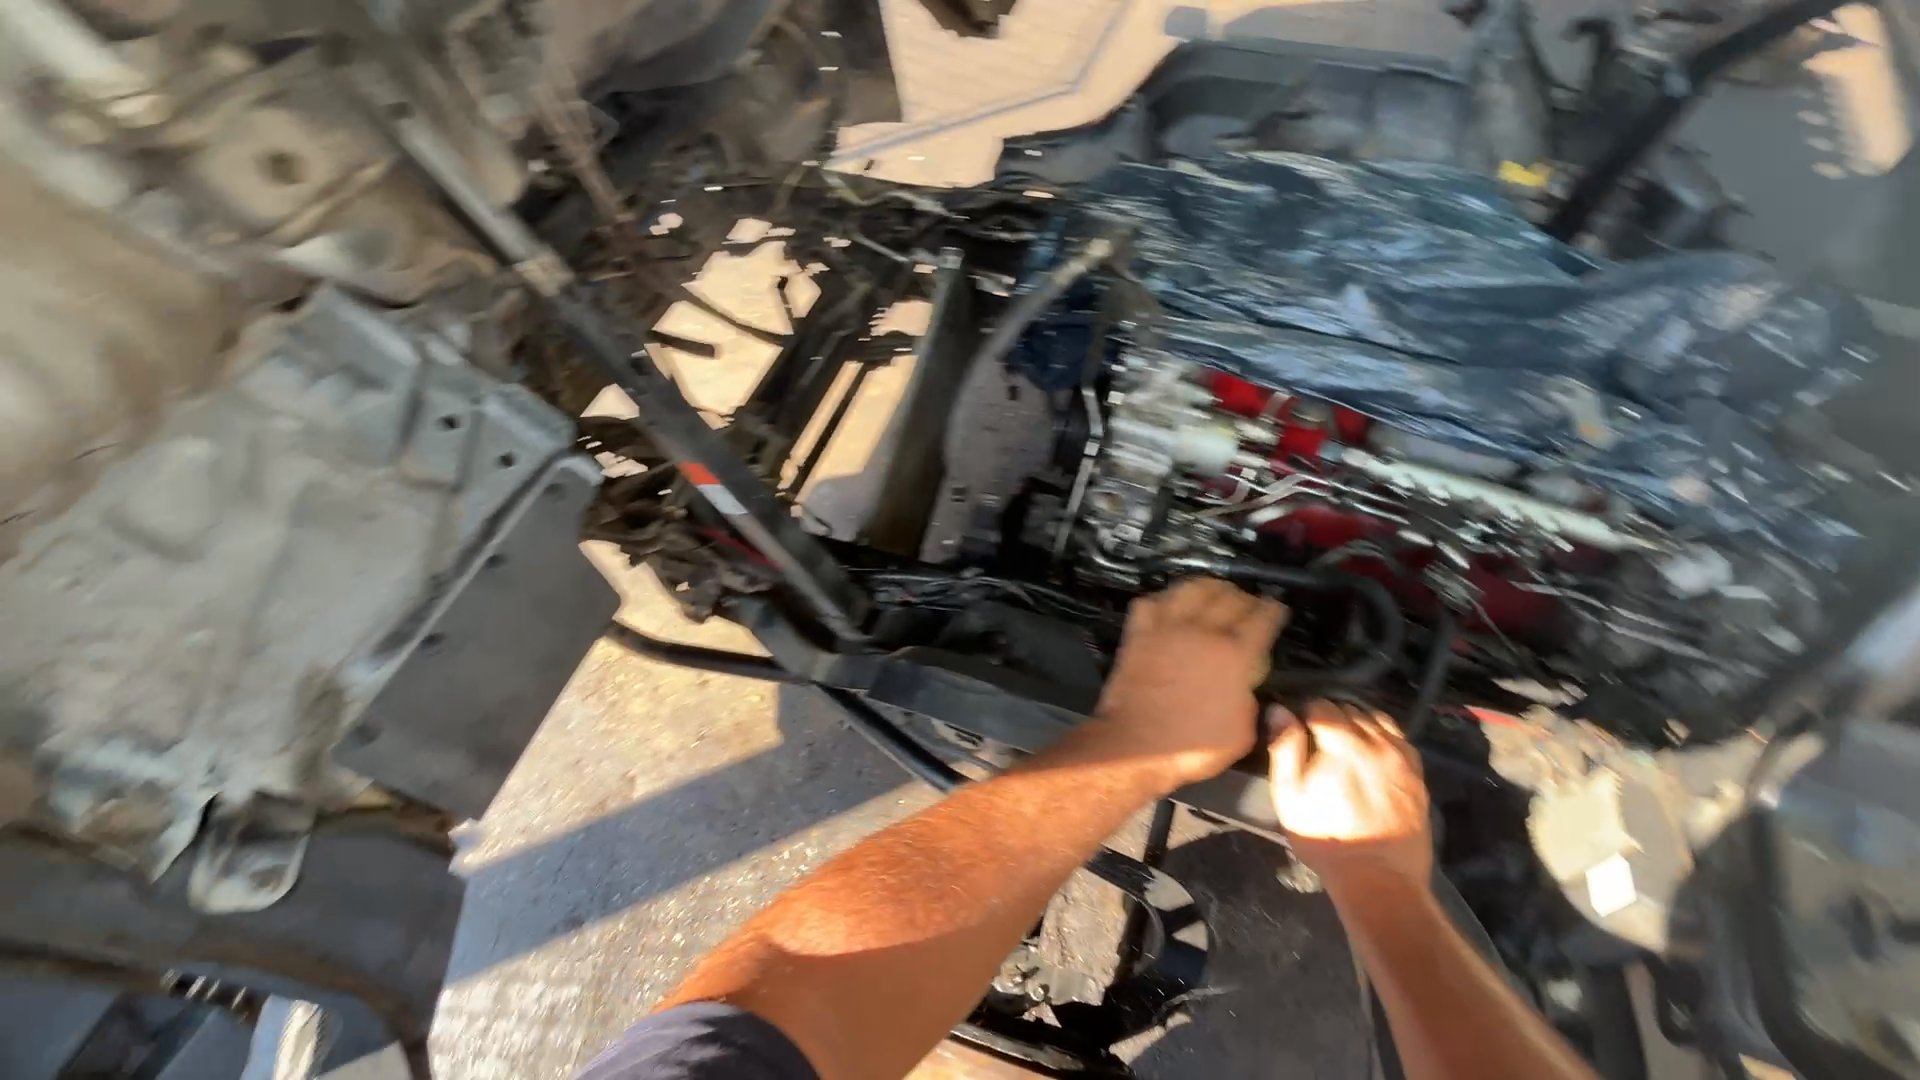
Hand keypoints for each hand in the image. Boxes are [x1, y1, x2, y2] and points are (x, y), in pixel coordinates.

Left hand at [1091, 578, 1287, 791]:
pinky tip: (1171, 605)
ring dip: (1209, 587)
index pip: (1263, 619)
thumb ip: (1249, 697)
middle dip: (1246, 597)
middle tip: (1249, 604)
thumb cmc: (1193, 746)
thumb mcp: (1243, 731)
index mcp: (1234, 655)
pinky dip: (1165, 598)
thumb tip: (1243, 683)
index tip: (1278, 607)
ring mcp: (1166, 628)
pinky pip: (1151, 602)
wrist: (1136, 745)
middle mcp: (1202, 631)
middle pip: (1230, 598)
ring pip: (1191, 589)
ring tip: (1215, 592)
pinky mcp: (1137, 633)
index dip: (1274, 610)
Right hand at [1269, 700, 1432, 896]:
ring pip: (1376, 718)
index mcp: (1343, 742)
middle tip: (1314, 740)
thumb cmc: (1326, 837)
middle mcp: (1377, 741)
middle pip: (1349, 707)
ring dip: (1356, 723)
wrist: (1381, 879)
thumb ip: (1284, 747)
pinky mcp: (1417, 774)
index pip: (1320, 704)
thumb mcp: (1289, 795)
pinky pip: (1398, 737)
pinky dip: (1380, 736)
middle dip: (1329, 715)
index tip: (1294, 730)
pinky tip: (1369, 754)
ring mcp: (1402, 757)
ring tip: (1342, 745)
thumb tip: (1280, 711)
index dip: (1302, 713)